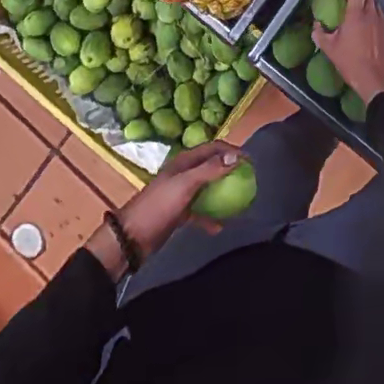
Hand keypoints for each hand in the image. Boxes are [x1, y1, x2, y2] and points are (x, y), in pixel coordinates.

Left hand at [85, 142, 243, 279]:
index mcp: (184, 161)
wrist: (132, 236)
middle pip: (211, 166)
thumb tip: (236, 156)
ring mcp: (180, 193)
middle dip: (230, 170)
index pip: (213, 148)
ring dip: (223, 194)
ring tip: (240, 203)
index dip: (232, 150)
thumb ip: (210, 170)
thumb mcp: (185, 185)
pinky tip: (220, 228)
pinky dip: (210, 217)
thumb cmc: (159, 205)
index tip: (251, 162)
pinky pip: (200, 211)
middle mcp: (183, 173)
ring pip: (207, 189)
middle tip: (249, 181)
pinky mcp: (179, 212)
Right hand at [313, 0, 383, 103]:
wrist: (374, 79)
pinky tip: (368, 27)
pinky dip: (374, 16)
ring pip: (376, 5)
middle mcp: (371, 15)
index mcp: (356, 15)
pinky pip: (381, 17)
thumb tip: (316, 24)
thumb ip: (319, 33)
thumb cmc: (349, 62)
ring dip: (368, 4)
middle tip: (349, 3)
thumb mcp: (329, 48)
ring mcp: (383, 23)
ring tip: (359, 14)